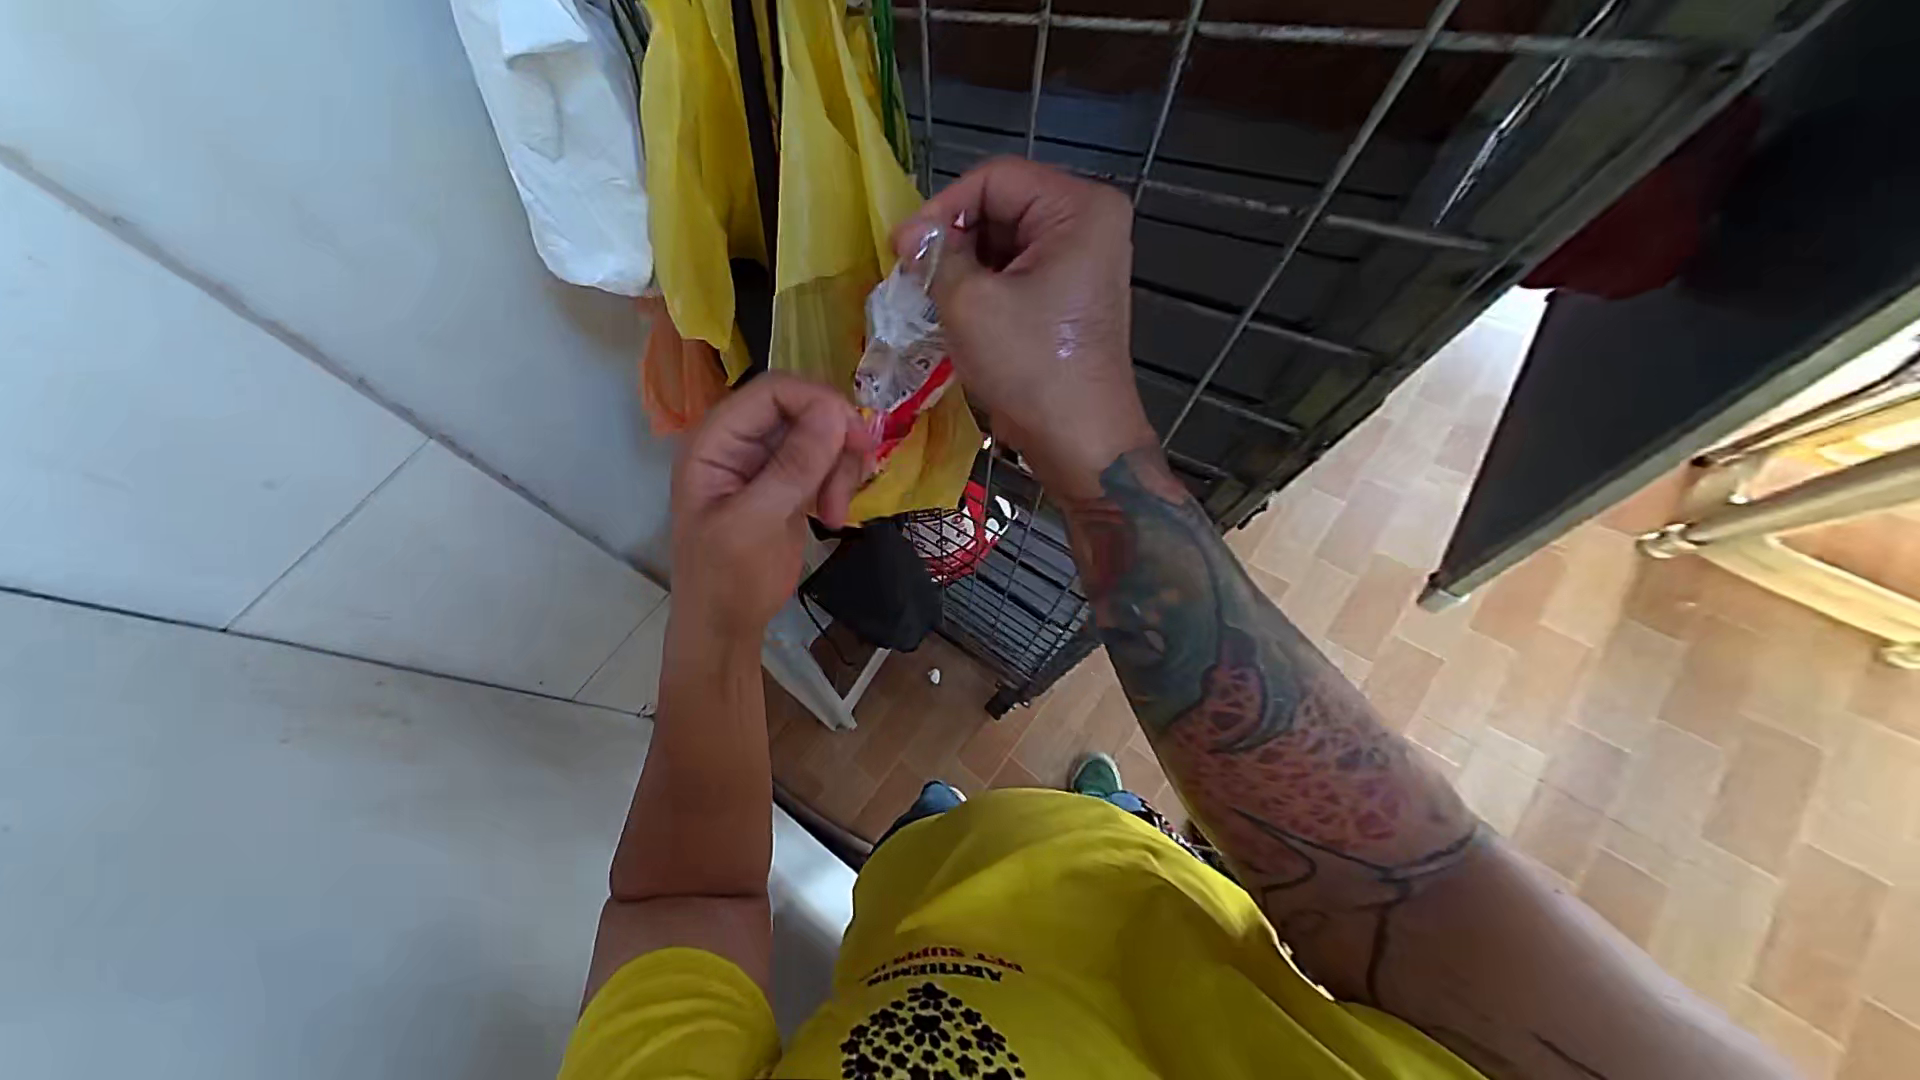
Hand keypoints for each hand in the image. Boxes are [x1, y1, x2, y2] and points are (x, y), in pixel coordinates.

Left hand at [670, 374, 870, 639]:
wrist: (727, 625)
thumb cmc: (726, 578)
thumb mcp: (756, 523)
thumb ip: (793, 467)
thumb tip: (835, 412)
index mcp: (716, 441)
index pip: (772, 392)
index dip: (817, 402)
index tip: (855, 435)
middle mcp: (741, 442)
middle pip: (804, 410)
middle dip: (836, 441)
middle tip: (859, 474)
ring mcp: (767, 463)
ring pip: (823, 436)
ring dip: (841, 469)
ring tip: (836, 513)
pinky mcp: (791, 484)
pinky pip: (827, 463)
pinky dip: (841, 483)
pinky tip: (835, 517)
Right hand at [894, 156, 1155, 496]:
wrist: (1080, 442)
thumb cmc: (1030, 368)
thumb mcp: (970, 304)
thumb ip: (936, 257)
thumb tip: (910, 237)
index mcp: (1079, 209)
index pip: (994, 179)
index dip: (941, 208)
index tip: (901, 247)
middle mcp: (1090, 225)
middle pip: (1003, 209)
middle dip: (954, 241)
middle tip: (911, 275)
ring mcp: (1084, 265)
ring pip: (1007, 246)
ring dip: (965, 269)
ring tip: (929, 297)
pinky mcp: (1071, 299)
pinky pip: (1019, 276)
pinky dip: (985, 290)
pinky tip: (957, 314)